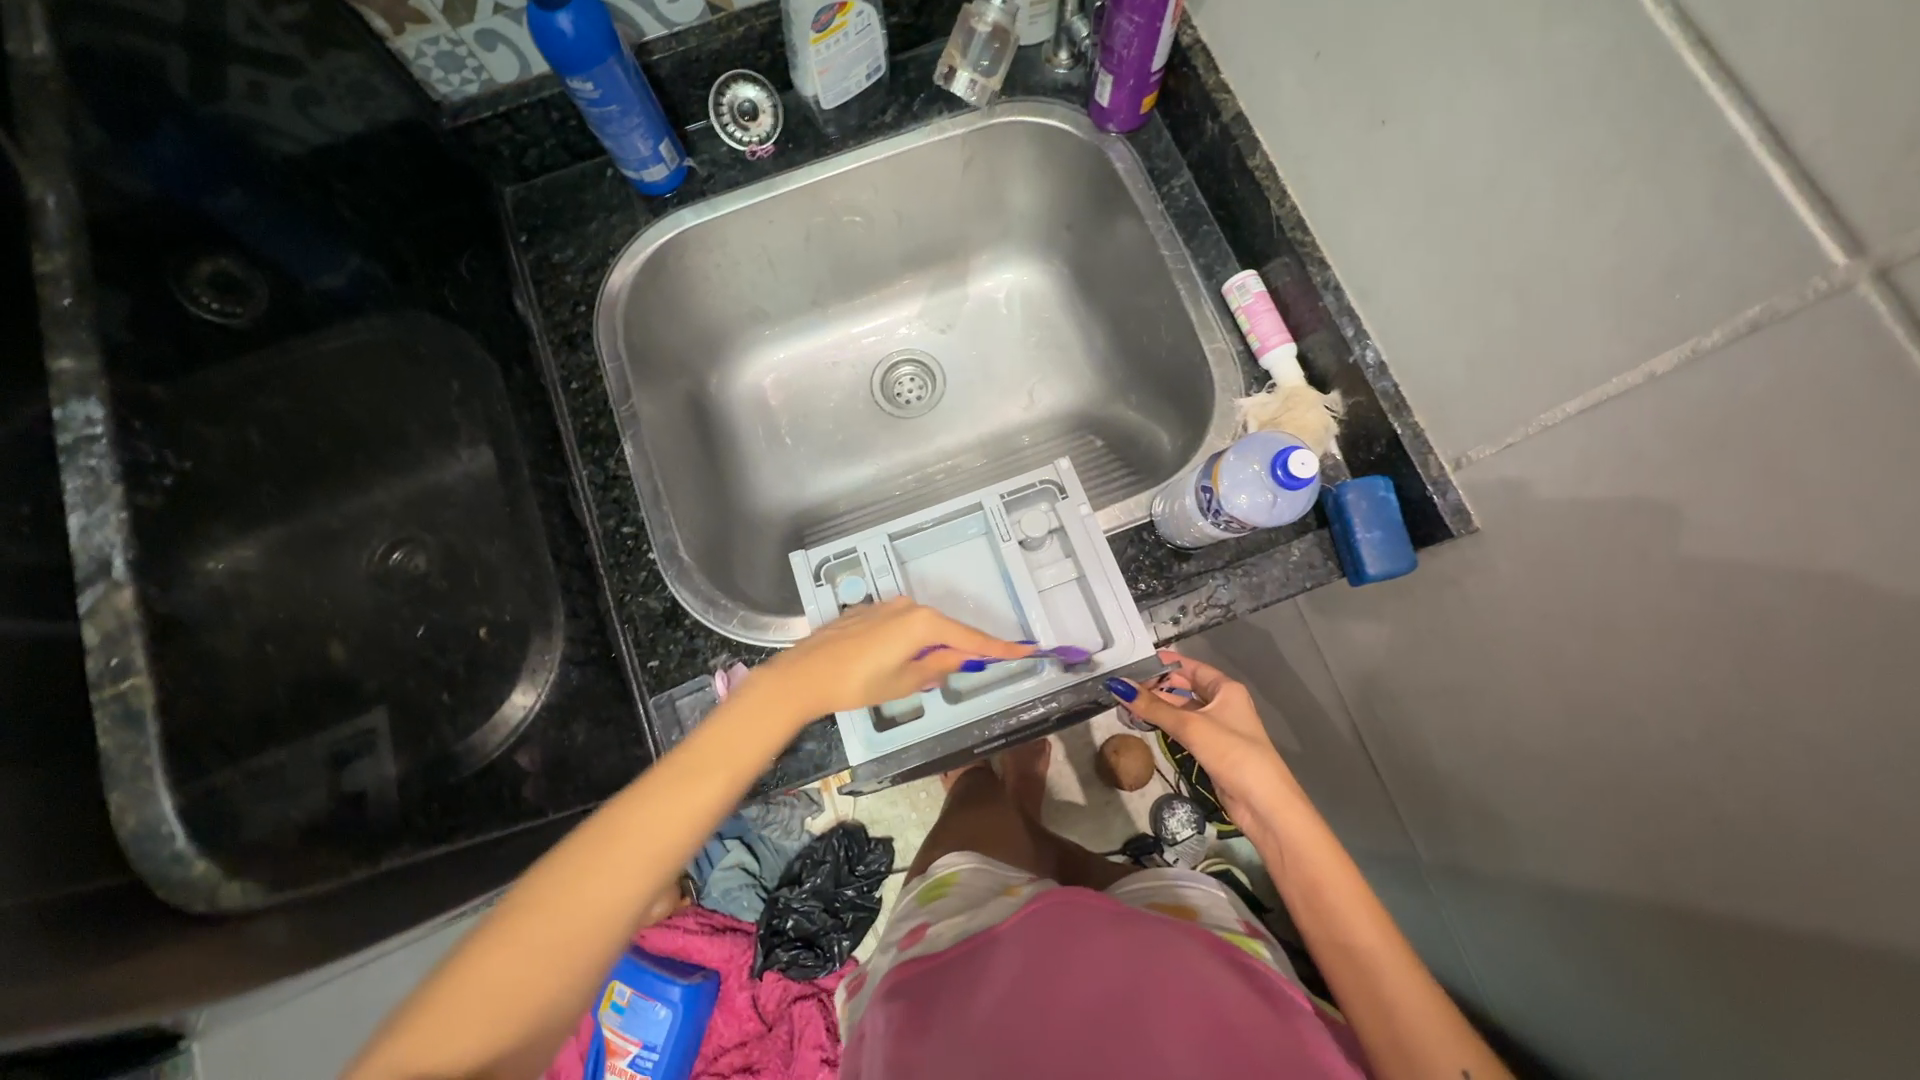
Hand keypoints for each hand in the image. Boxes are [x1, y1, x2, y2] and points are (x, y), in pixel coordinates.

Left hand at [755, 598, 1032, 719]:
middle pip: (947, 629)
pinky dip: (911, 641)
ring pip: (923, 627)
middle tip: (978, 667)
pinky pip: (902, 625)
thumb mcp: (905, 682)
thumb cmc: (857, 683)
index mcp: (922, 622)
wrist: (804, 675)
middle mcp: (908, 606)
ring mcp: (886, 606)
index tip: (1029, 649)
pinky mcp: (868, 612)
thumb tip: (963, 657)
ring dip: (932, 646)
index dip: (1000, 648)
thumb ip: (938, 666)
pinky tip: (900, 661)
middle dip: (961, 648)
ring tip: (927, 673)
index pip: (970, 638)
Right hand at [1109, 649, 1305, 830]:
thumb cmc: (1232, 752)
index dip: (1164, 663)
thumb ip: (1153, 707)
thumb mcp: (1191, 726)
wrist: (1263, 802)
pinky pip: (1184, 730)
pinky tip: (1144, 723)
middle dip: (1157, 685)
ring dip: (1159, 706)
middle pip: (1185, 688)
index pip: (1190, 667)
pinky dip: (1166, 725)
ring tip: (1126, 701)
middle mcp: (1222, 704)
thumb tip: (1117, 685)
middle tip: (1123, 684)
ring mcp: (1217, 728)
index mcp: (1225, 689)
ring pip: (1182, 710)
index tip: (1134, 661)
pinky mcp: (1211, 749)